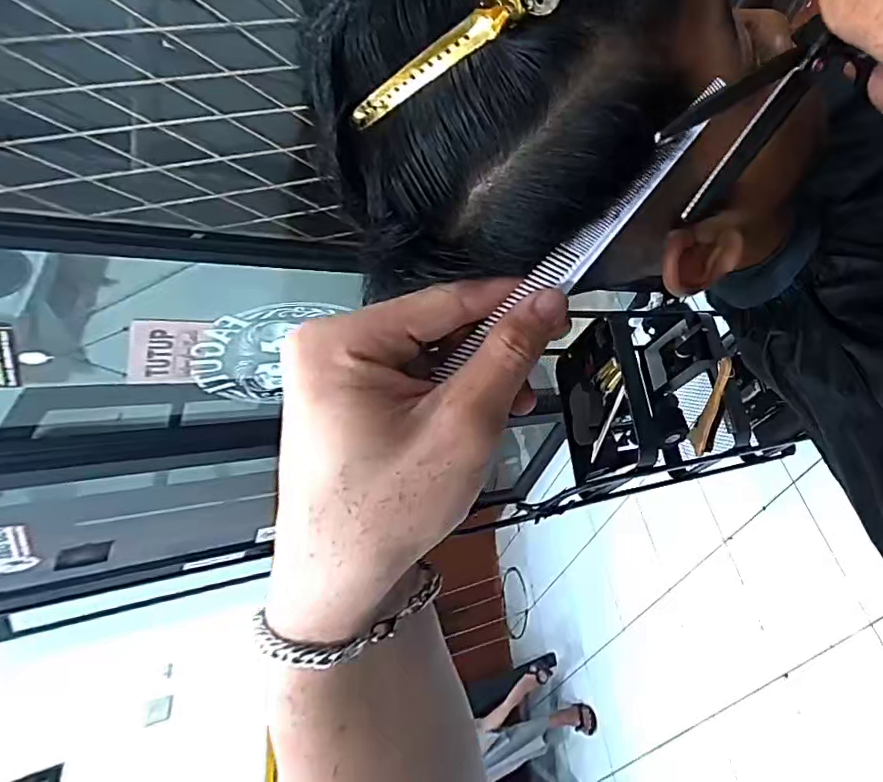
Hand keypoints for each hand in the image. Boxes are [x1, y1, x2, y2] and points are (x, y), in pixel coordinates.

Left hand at [265, 281, 569, 641]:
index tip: (552, 299)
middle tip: (537, 363)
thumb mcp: (463, 422)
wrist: (340, 584)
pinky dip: (454, 390)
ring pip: (432, 351)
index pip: (445, 300)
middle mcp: (331, 348)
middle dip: (492, 349)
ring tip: (510, 404)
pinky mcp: (351, 396)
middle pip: (438, 326)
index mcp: (340, 341)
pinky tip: (480, 413)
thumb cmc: (383, 513)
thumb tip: (544, 304)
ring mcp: (338, 373)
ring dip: (478, 374)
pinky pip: (416, 374)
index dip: (508, 298)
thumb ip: (509, 353)